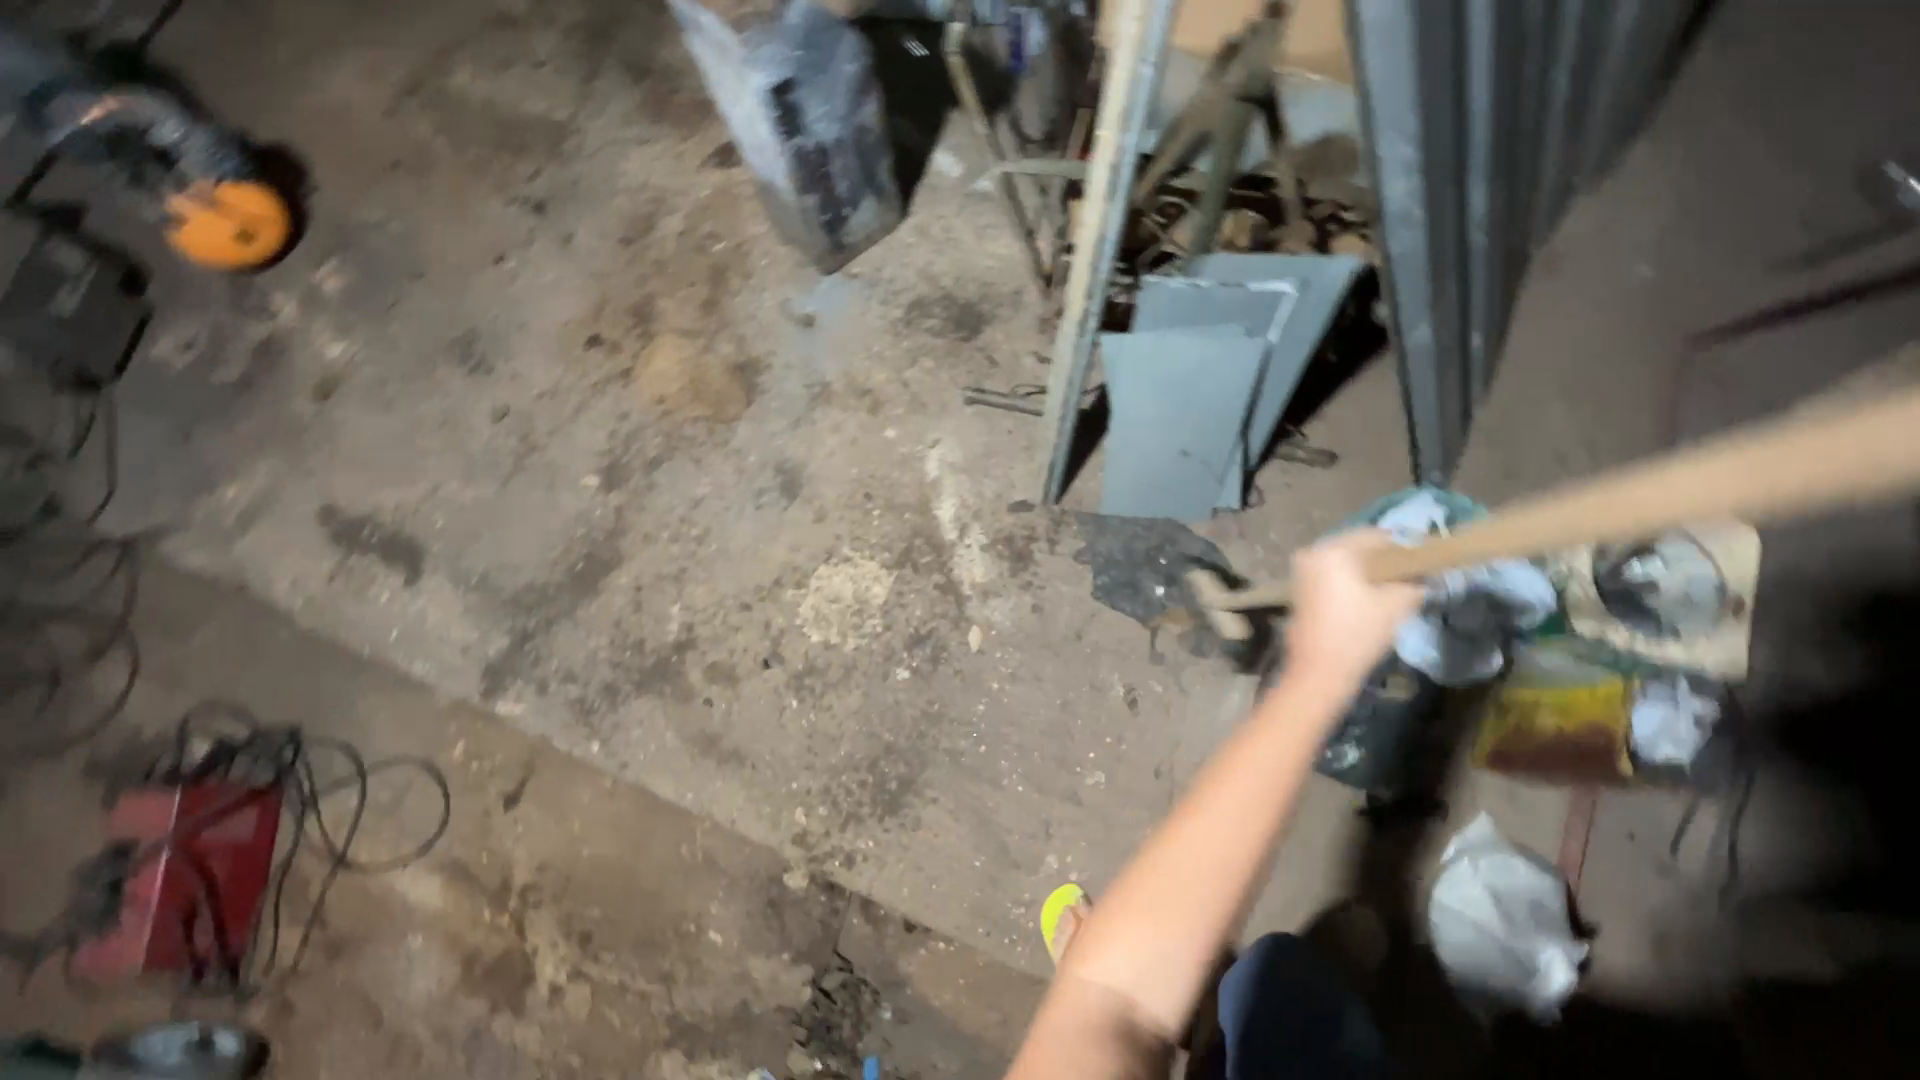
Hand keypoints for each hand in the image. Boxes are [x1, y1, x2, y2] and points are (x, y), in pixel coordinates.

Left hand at [1284, 529, 1425, 693]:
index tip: (1424, 556)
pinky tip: (1370, 594)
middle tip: (1412, 570)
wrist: (1318, 670)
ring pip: (1343, 563)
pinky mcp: (1299, 590)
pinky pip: (1332, 576)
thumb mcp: (1395, 605)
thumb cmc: (1357, 633)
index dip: (1403, 546)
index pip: (1375, 536)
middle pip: (1357, 548)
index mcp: (1333, 550)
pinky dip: (1351, 580)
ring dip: (1367, 570)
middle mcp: (1312, 554)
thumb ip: (1414, 584)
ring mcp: (1302, 572)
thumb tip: (1427, 578)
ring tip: (1395, 583)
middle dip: (1384, 559)